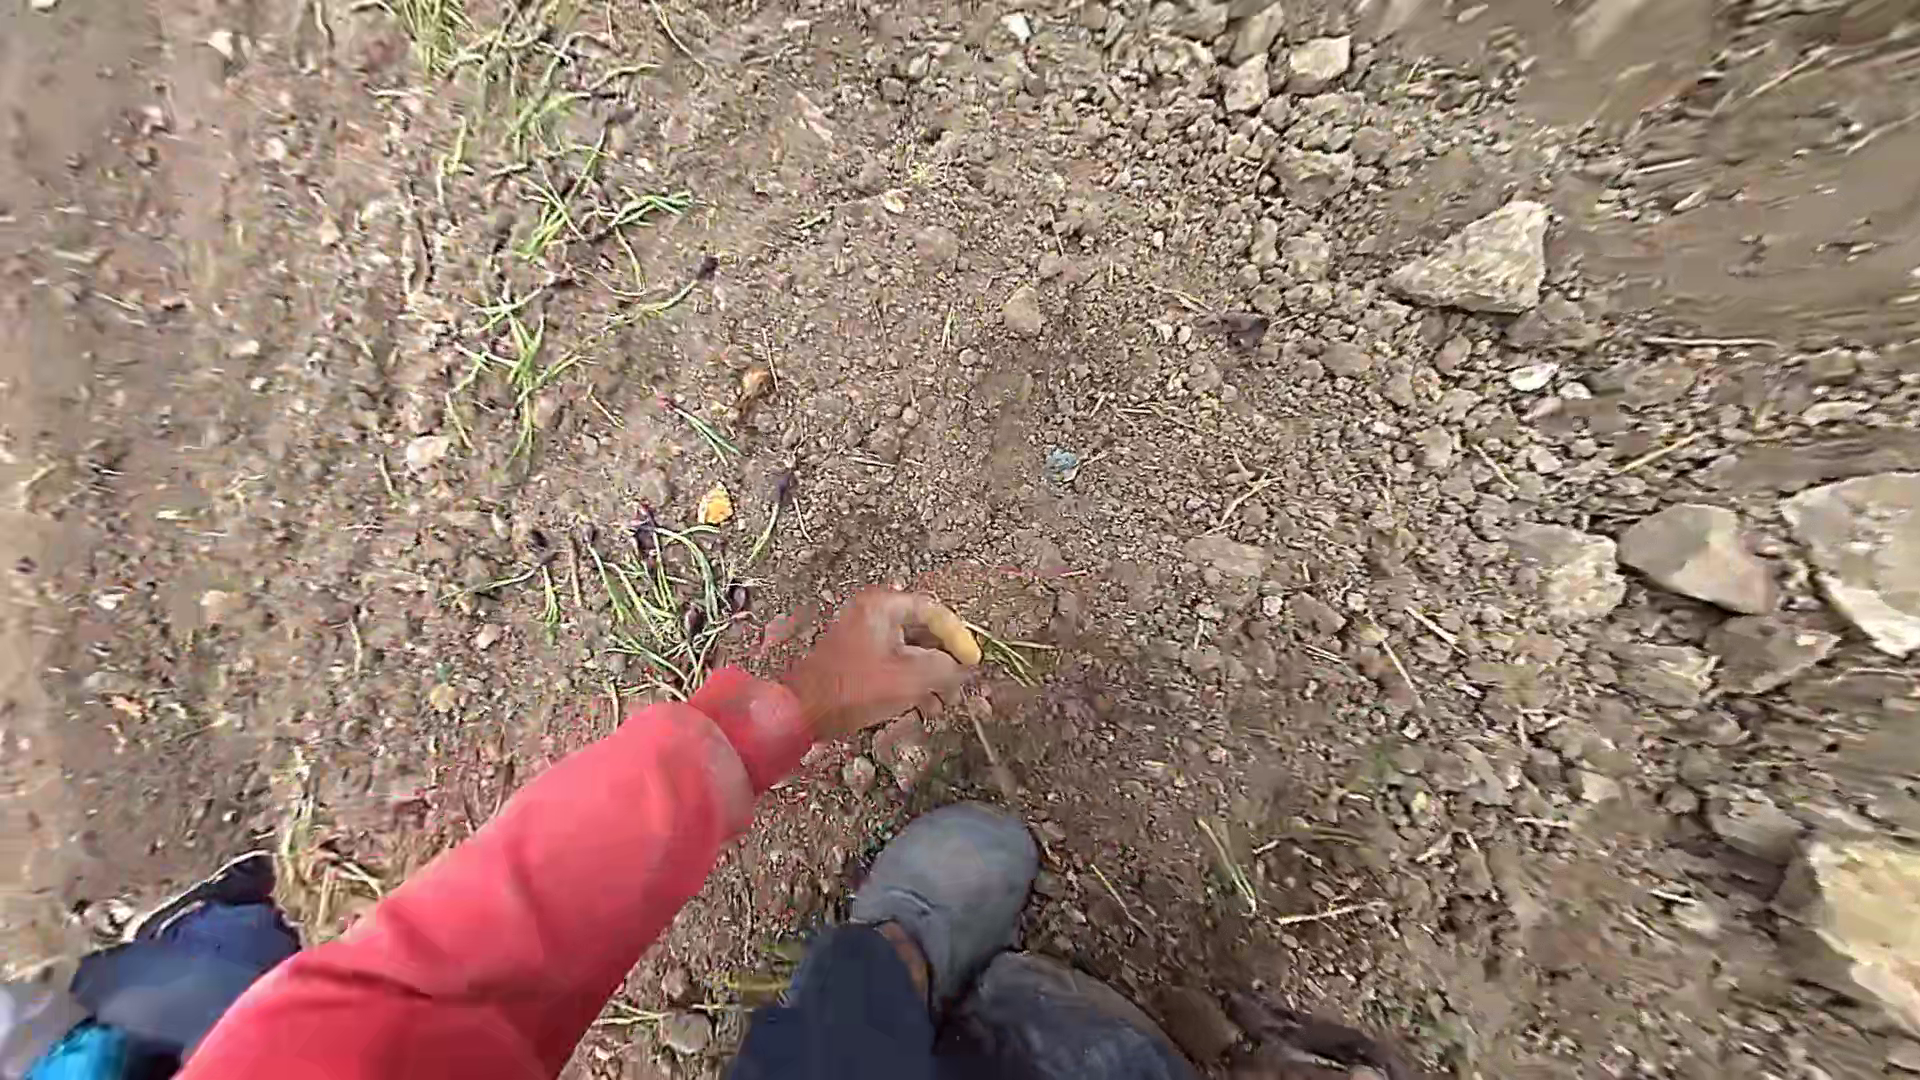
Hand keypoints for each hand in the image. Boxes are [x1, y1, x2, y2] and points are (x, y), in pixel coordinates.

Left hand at [781, 588, 972, 740]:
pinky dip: (912, 681)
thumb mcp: (910, 677)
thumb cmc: (855, 689)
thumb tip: (963, 667)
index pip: (935, 611)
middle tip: (960, 683)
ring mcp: (864, 635)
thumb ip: (945, 667)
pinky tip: (924, 706)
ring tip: (944, 701)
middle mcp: (874, 614)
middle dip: (945, 660)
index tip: (972, 662)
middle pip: (924, 630)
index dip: (959, 637)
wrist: (802, 711)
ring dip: (931, 675)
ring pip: (911, 650)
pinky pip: (895, 662)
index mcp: (884, 607)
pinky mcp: (858, 658)